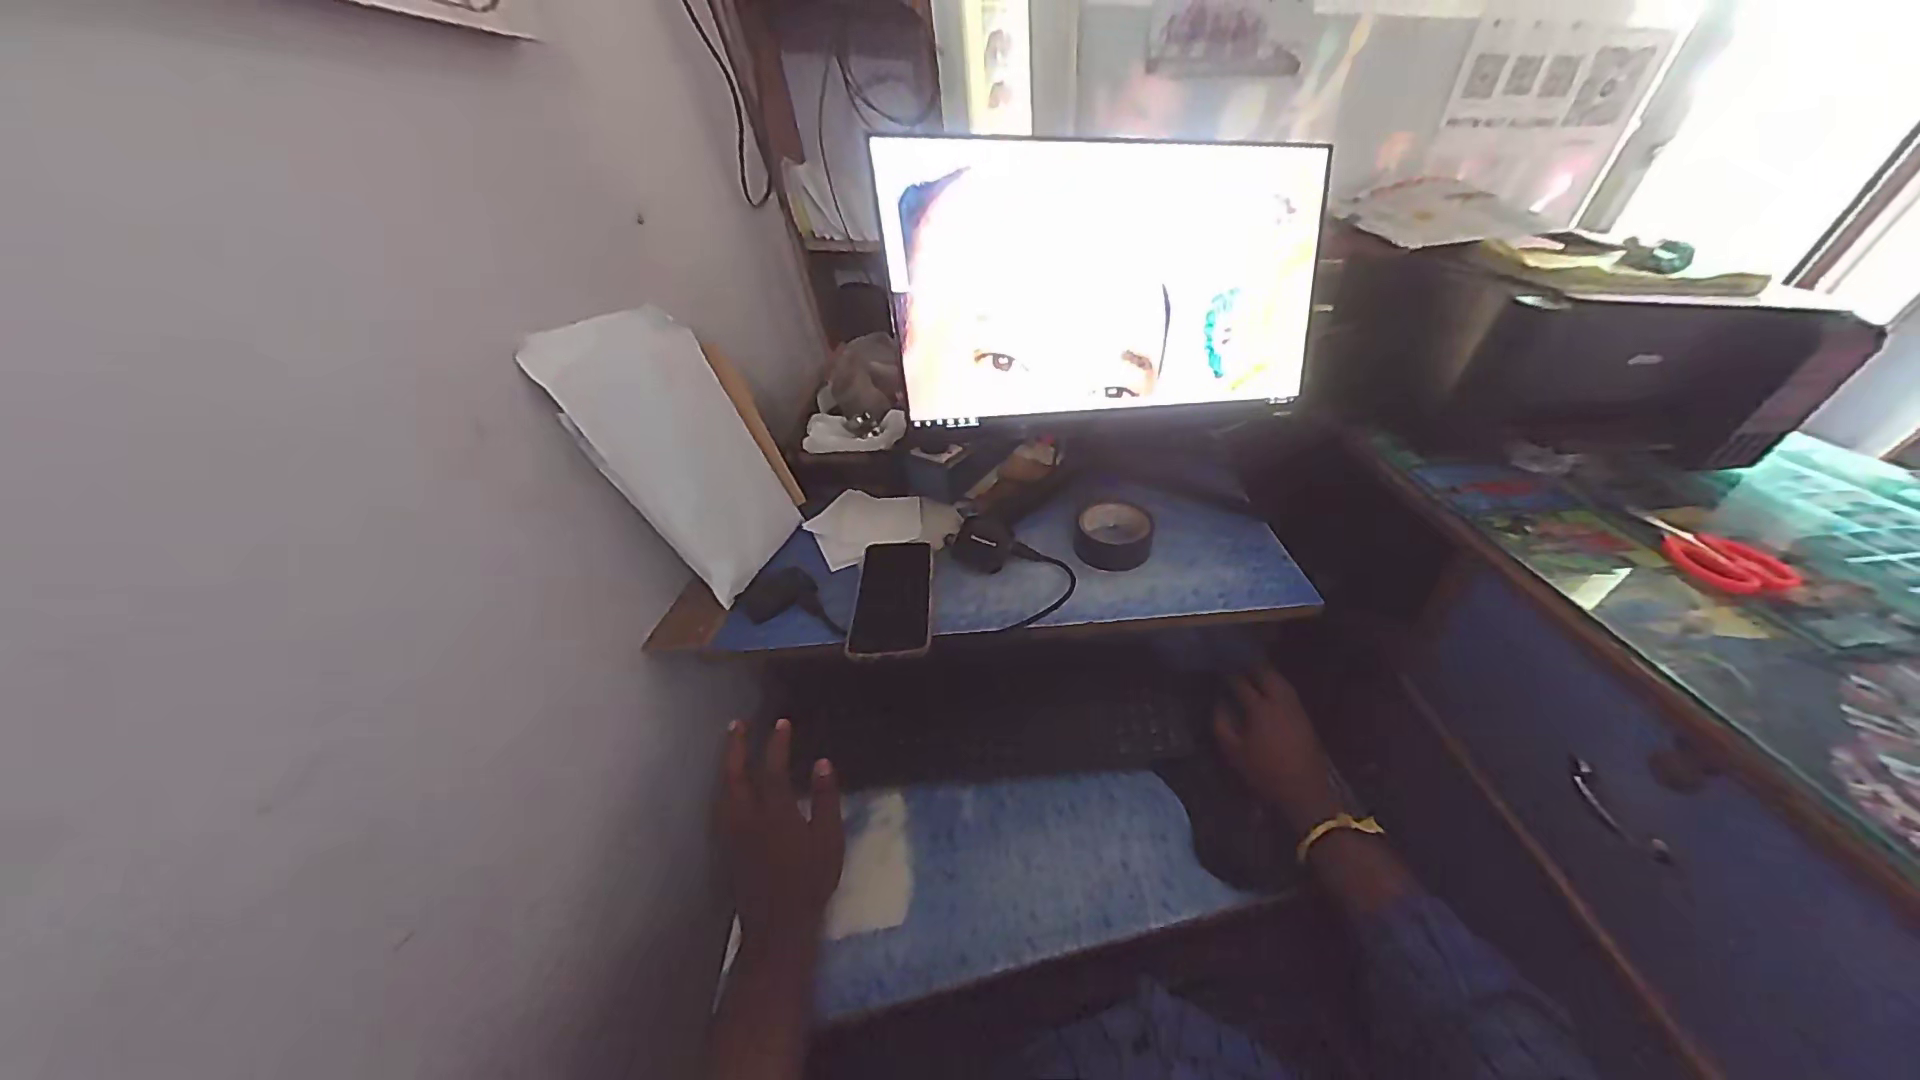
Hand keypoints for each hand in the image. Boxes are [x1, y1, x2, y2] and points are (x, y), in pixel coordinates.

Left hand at [719, 719, 844, 946]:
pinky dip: (724, 786)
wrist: (777, 926)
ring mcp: (732, 833)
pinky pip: (721, 806)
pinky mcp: (726, 847)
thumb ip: (825, 799)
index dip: (777, 744)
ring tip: (731, 747)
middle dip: (735, 746)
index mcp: (775, 813)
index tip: (782, 723)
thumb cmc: (810, 881)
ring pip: (723, 790)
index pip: (773, 769)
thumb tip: (822, 763)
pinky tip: (729, 785)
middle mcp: (747, 818)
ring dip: (726, 764)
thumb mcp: (829, 839)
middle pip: (735, 774)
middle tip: (737, 724)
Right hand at [1212, 664, 1342, 830]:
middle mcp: (1280, 702)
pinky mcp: (1305, 718)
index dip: (1229, 674)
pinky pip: (1289, 692)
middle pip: (1266, 674)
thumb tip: (1219, 703)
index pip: (1241, 683)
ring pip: (1281, 681)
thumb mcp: (1233, 751)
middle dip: (1251, 666)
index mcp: (1259, 709)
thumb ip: (1221, 724)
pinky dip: (1277, 684)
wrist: (1304, 792)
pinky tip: (1270, 689)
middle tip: (1238, 662)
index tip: (1218, 669)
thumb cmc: (1264, 773)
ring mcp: (1296, 709)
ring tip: (1253, 670)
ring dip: (1267, 673)